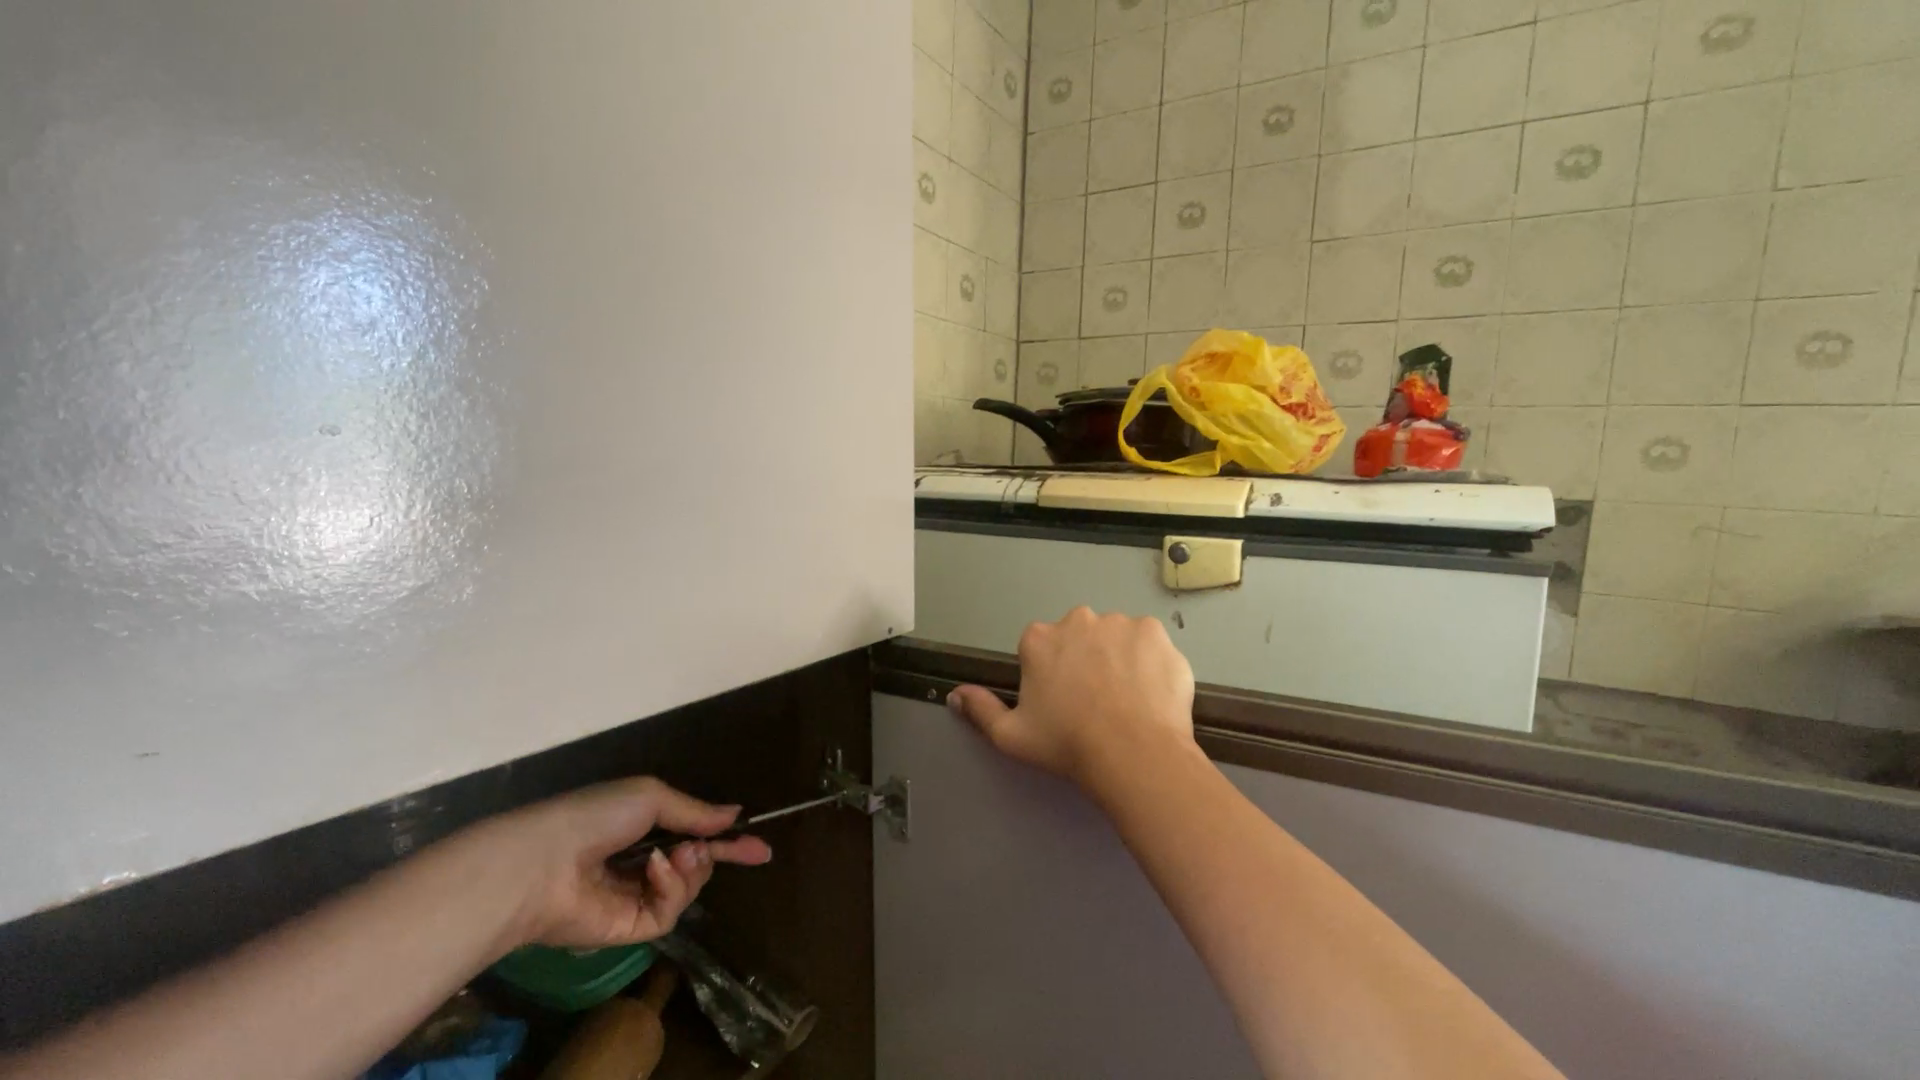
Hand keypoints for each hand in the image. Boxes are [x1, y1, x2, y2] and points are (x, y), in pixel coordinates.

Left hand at [471, 777, 772, 949]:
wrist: (544, 863)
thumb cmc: (595, 816)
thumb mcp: (651, 797)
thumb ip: (695, 811)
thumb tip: (735, 813)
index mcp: (642, 828)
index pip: (695, 835)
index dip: (728, 841)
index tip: (761, 848)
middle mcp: (642, 863)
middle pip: (698, 864)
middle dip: (711, 853)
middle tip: (707, 848)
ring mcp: (638, 897)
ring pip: (690, 887)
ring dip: (691, 868)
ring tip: (677, 856)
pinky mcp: (633, 927)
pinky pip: (672, 910)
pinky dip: (672, 888)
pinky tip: (654, 871)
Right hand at [947, 607, 1197, 787]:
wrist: (1134, 753)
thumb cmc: (1068, 744)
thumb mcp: (1012, 736)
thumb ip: (981, 710)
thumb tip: (956, 695)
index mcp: (1040, 640)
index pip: (1042, 648)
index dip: (1051, 676)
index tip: (1062, 702)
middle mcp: (1079, 620)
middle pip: (1080, 637)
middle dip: (1086, 661)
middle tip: (1094, 703)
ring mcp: (1122, 624)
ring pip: (1117, 639)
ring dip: (1119, 660)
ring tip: (1125, 701)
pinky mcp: (1157, 635)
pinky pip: (1150, 646)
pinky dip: (1150, 664)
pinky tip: (1149, 694)